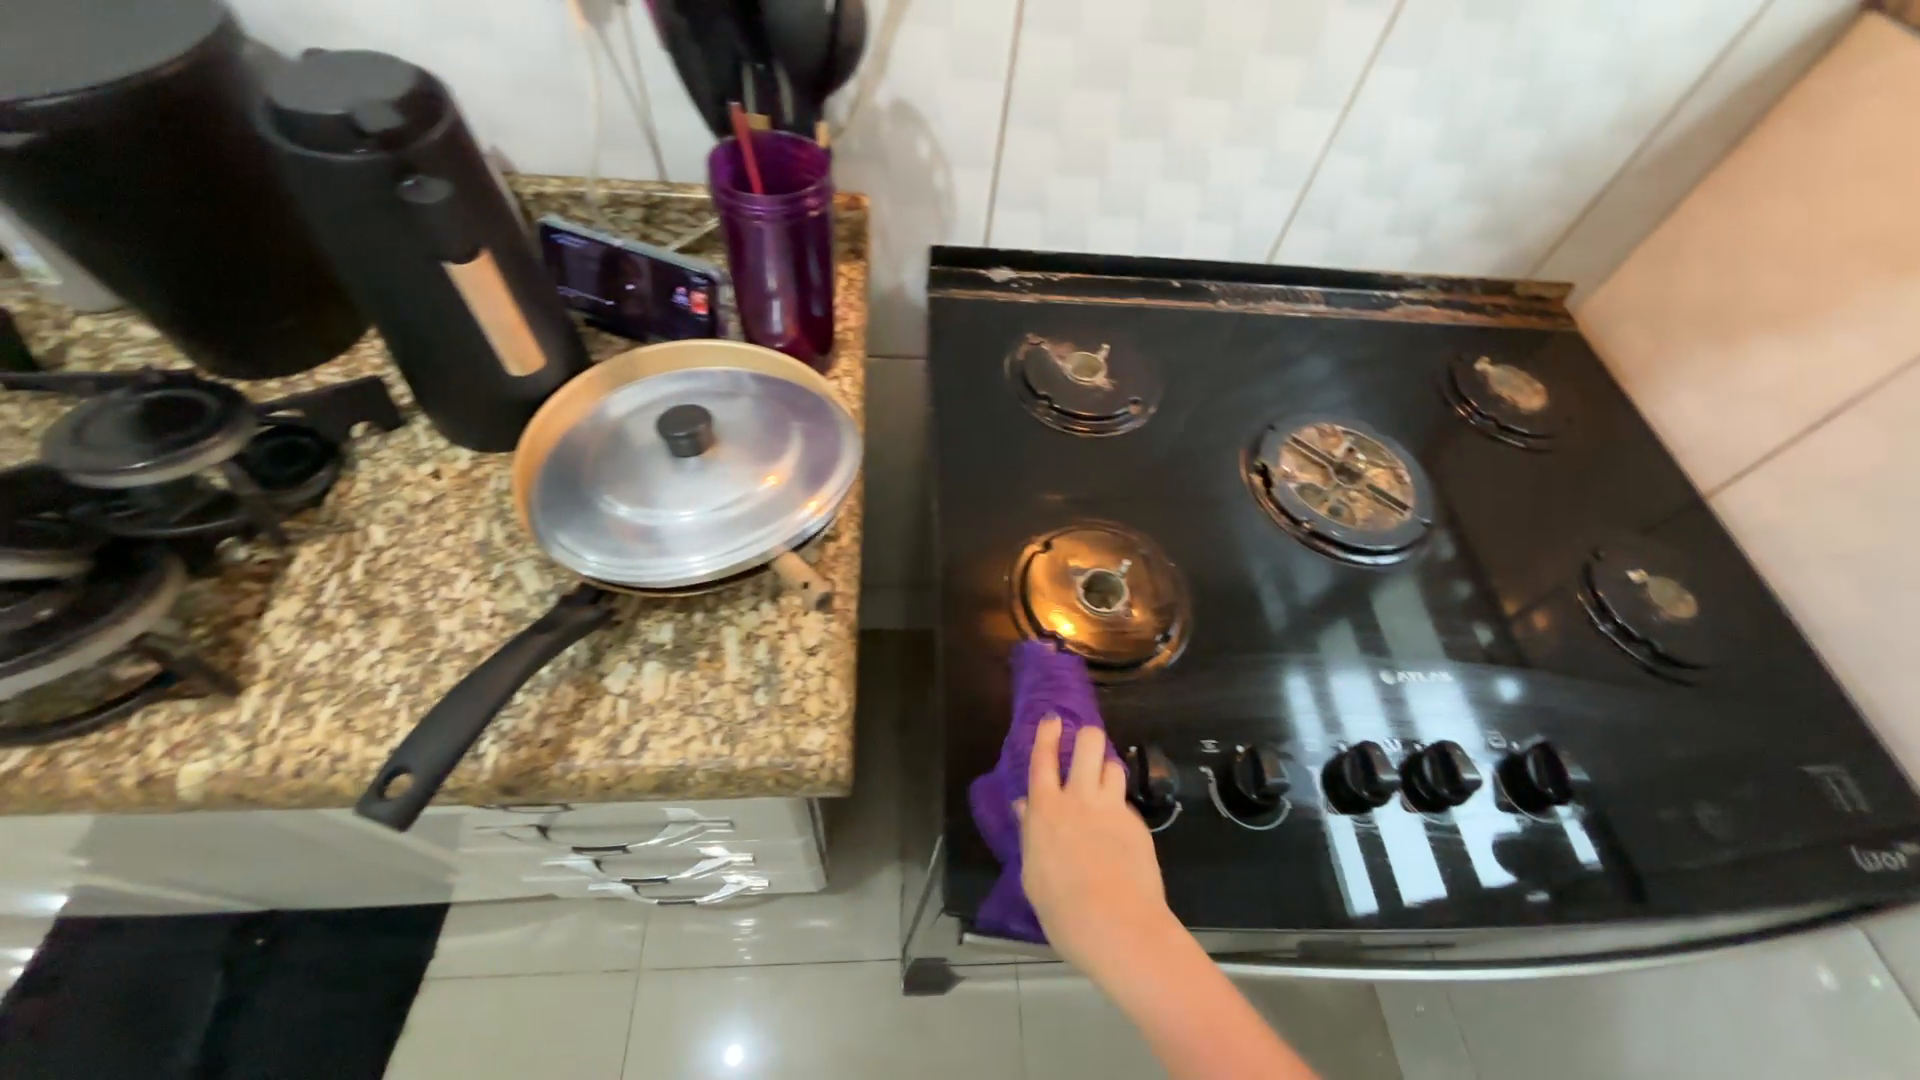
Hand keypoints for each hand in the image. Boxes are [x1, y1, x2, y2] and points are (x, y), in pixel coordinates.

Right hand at [1015, 715, 1177, 974]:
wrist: (1116, 925)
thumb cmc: (1061, 909)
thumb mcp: (1033, 873)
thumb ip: (1031, 833)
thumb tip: (1025, 808)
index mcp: (1045, 810)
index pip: (1043, 759)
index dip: (1046, 734)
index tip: (1052, 718)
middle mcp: (1079, 799)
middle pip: (1089, 744)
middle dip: (1088, 736)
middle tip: (1086, 745)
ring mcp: (1112, 808)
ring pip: (1113, 766)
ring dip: (1107, 770)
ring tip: (1103, 784)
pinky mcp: (1137, 824)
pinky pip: (1126, 803)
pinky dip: (1120, 807)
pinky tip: (1118, 829)